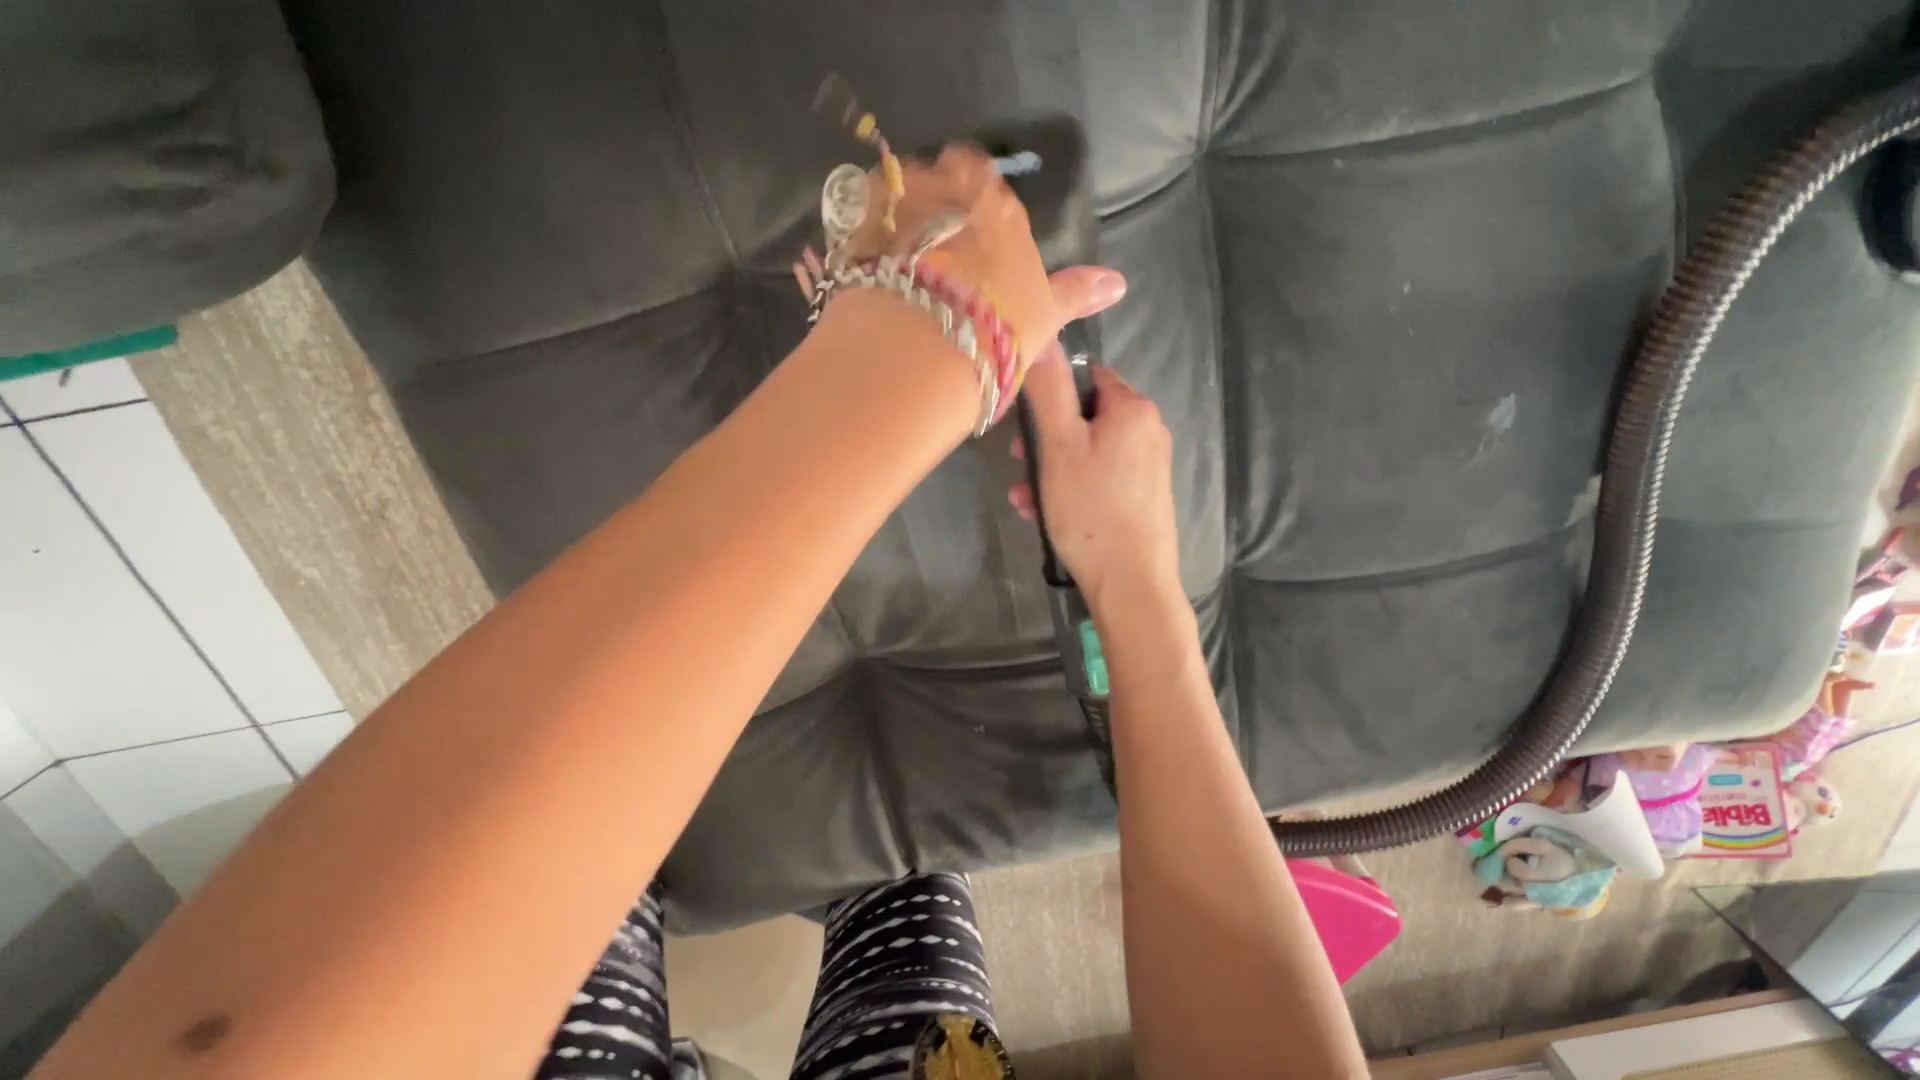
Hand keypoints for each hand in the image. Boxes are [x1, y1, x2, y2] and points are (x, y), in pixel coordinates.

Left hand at [799, 144, 1122, 378]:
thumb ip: (1074, 294)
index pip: (981, 175)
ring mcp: (894, 207)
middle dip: (929, 197)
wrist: (921, 349)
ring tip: (892, 251)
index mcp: (997, 207)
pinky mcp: (850, 232)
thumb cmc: (994, 331)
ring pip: (890, 191)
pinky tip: (854, 260)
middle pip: (932, 176)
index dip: (972, 195)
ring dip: (891, 211)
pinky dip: (854, 233)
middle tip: (928, 237)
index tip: (967, 222)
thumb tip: (1118, 282)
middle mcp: (945, 191)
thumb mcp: (1044, 318)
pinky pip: (850, 219)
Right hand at [1011, 352, 1180, 607]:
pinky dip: (1072, 488)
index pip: (1087, 376)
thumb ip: (1050, 390)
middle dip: (1046, 440)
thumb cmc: (1091, 509)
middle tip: (1019, 465)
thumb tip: (1044, 335)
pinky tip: (1045, 513)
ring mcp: (1149, 466)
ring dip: (1051, 469)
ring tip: (1025, 498)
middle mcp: (1149, 430)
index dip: (1052, 395)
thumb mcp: (1060, 445)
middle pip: (1086, 416)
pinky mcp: (1145, 496)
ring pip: (1088, 451)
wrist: (1131, 582)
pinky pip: (1100, 477)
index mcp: (1133, 409)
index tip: (1025, 424)